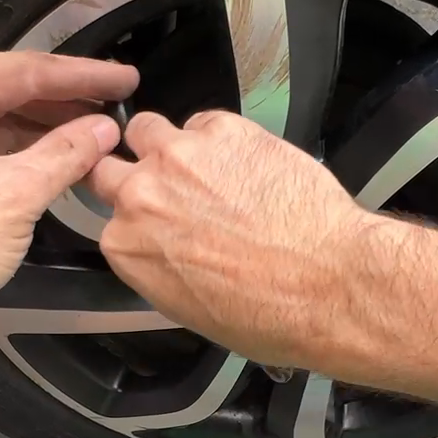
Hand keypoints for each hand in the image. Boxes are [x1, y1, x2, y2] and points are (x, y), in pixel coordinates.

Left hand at [0, 53, 138, 348]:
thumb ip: (66, 154)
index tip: (120, 78)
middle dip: (65, 103)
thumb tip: (101, 131)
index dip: (80, 76)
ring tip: (97, 135)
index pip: (20, 70)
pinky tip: (61, 163)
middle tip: (115, 102)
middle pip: (7, 92)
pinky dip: (23, 157)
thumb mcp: (15, 196)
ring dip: (47, 132)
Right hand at [88, 110, 378, 368]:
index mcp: (126, 247)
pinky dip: (219, 140)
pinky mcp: (224, 129)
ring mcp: (179, 155)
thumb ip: (161, 265)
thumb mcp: (192, 309)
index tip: (157, 222)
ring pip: (147, 130)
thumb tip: (169, 248)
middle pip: (110, 167)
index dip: (136, 220)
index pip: (111, 220)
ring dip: (168, 147)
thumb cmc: (268, 314)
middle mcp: (140, 195)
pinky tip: (248, 166)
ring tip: (206, 169)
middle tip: (170, 192)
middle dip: (135, 177)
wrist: (327, 284)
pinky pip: (205, 122)